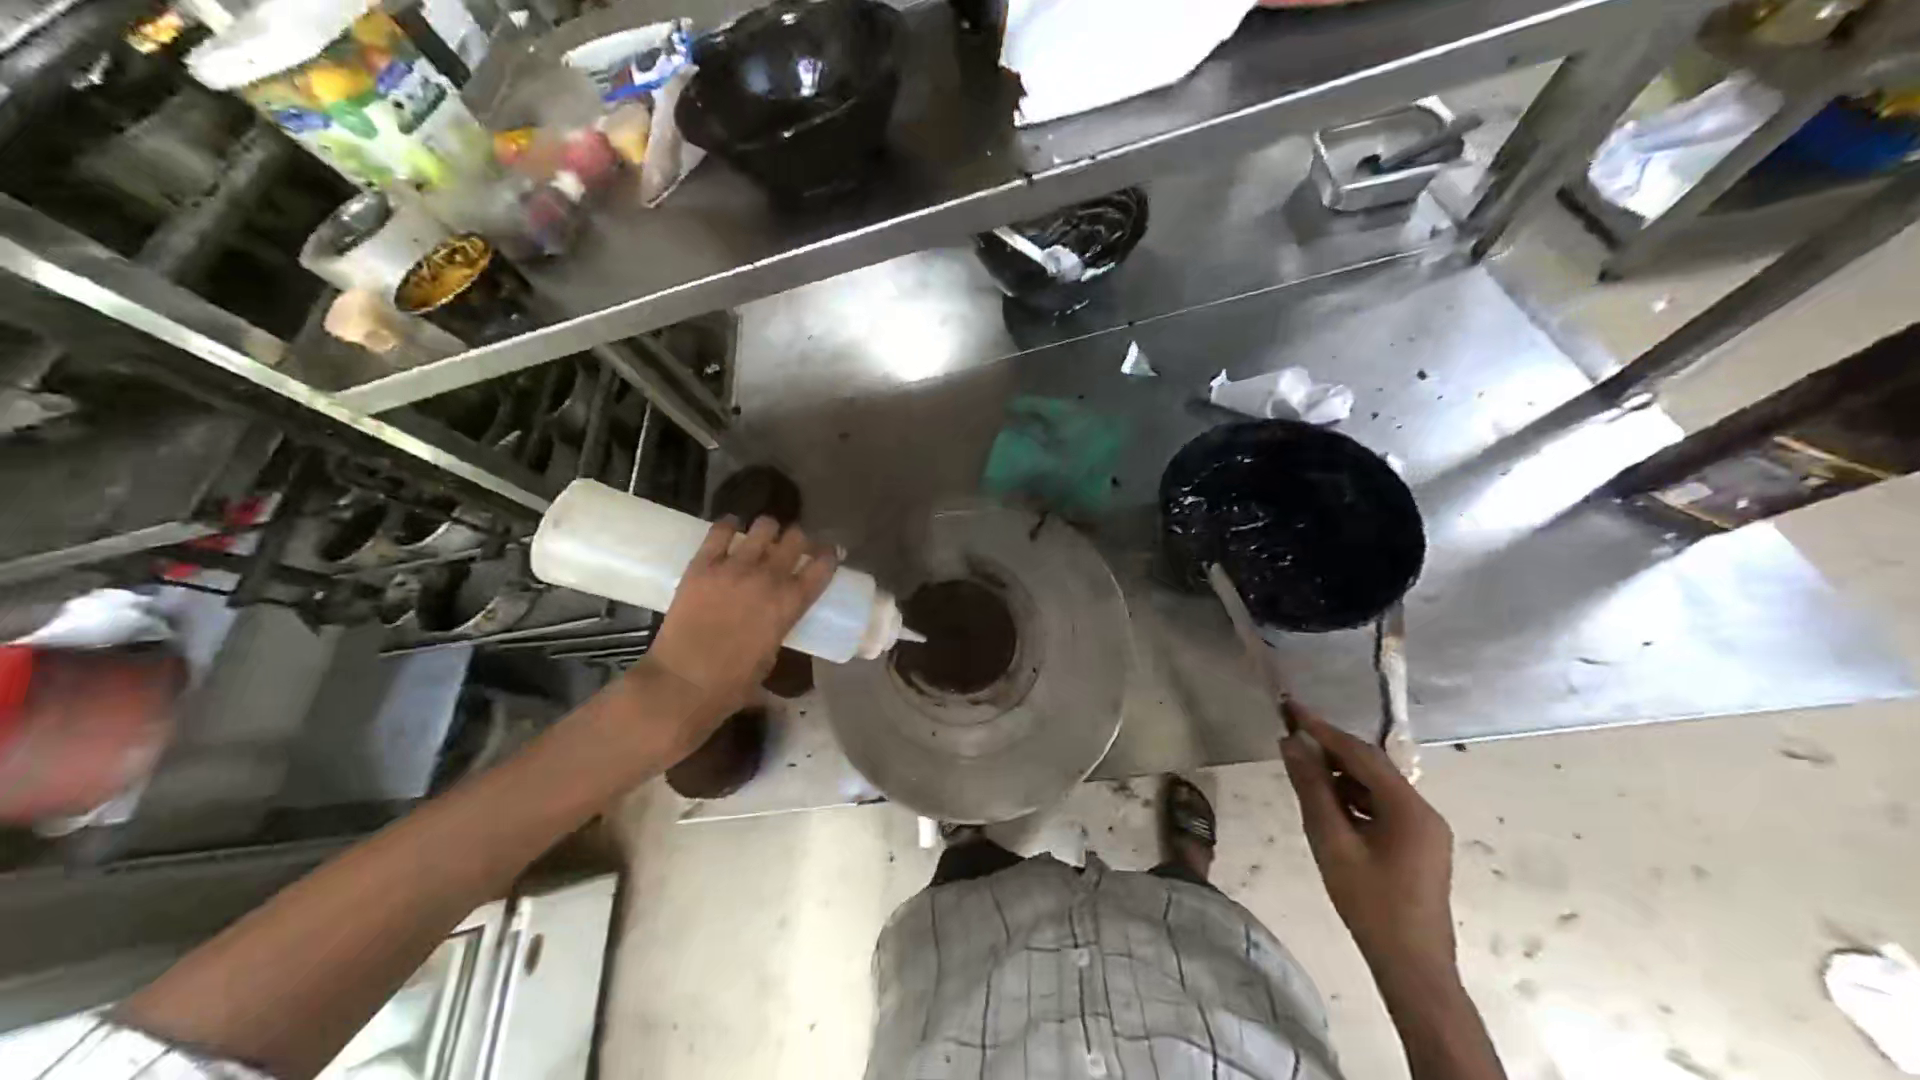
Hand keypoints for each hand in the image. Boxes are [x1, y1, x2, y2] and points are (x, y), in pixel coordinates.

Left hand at [645, 515, 836, 719]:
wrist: (683, 683)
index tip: (826, 554)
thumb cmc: (732, 683)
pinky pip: (720, 530)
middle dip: (798, 540)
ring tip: (761, 538)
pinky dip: (729, 525)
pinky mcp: (703, 564)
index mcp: (791, 603)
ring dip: (767, 529)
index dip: (828, 555)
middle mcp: (768, 578)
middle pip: (795, 538)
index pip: (822, 565)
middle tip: (791, 547)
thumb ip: (779, 626)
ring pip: (763, 526)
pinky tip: (731, 527)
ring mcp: (734, 567)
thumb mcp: (772, 655)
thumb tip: (777, 618)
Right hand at [1282, 707, 1456, 980]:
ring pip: (1376, 787)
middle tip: (1291, 736)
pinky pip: (1382, 807)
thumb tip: (1292, 743)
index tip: (1291, 708)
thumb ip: (1312, 789)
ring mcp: (1424, 830)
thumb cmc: (1369, 903)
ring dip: (1341, 775)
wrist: (1412, 966)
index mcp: (1409, 808)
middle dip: (1331, 749)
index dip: (1323, 729)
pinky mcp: (1418, 846)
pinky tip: (1327, 804)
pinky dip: (1352, 798)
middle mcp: (1423, 811)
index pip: (1361, 754)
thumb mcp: (1331, 842)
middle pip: (1372, 767)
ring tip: (1303, 771)